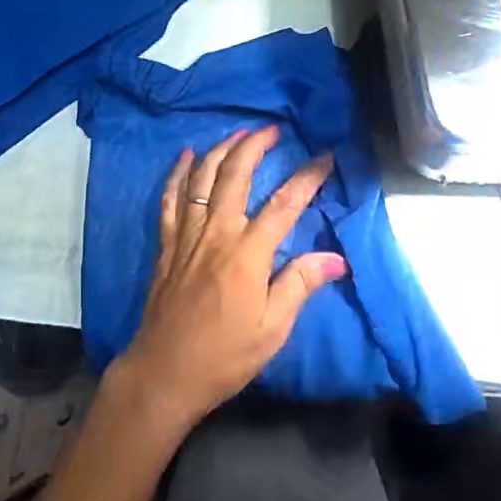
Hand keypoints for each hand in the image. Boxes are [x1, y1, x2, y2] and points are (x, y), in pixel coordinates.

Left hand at [112, 127, 346, 428]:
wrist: (165, 371)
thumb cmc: (225, 355)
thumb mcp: (272, 330)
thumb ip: (299, 286)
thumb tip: (334, 257)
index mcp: (247, 254)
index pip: (284, 204)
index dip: (307, 177)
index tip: (325, 157)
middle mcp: (216, 233)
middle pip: (236, 176)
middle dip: (255, 146)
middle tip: (272, 129)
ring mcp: (187, 234)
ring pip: (202, 178)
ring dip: (220, 150)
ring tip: (238, 133)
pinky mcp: (167, 242)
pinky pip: (170, 198)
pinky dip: (178, 173)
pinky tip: (186, 155)